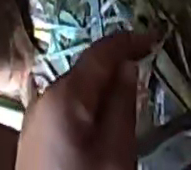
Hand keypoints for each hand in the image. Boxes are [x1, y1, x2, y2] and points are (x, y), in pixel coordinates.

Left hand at [16, 31, 152, 169]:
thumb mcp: (115, 152)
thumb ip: (123, 103)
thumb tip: (128, 66)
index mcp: (64, 95)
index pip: (100, 52)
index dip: (129, 41)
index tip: (155, 37)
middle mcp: (44, 98)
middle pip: (87, 70)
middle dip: (116, 66)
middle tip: (147, 66)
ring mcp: (35, 120)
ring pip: (77, 90)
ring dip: (104, 88)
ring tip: (131, 94)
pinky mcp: (34, 141)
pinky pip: (67, 109)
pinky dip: (89, 107)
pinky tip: (106, 120)